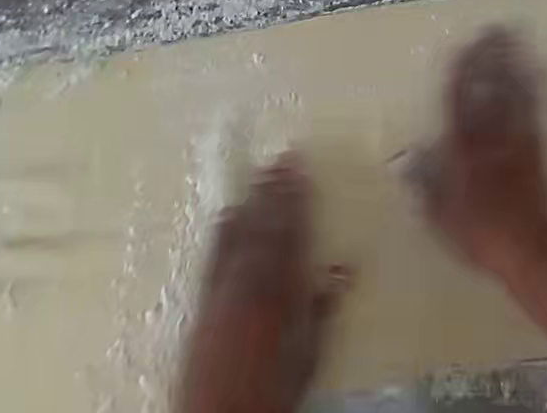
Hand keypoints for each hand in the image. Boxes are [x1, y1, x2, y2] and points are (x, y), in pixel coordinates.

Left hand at [179, 156, 349, 412]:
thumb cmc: (273, 387)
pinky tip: (225, 215)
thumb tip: (345, 269)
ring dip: (249, 203)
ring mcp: (221, 292)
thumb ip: (322, 308)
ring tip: (256, 175)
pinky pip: (214, 256)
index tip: (300, 167)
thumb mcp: (308, 351)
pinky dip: (223, 231)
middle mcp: (248, 284)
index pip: (291, 233)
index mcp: (279, 291)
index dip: (296, 199)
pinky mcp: (201, 306)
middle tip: (280, 159)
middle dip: (272, 192)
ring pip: (237, 236)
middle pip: (262, 227)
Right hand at [408, 27, 546, 276]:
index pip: (456, 100)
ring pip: (513, 90)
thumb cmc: (477, 233)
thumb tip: (406, 156)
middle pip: (488, 86)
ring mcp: (516, 136)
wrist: (526, 246)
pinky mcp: (538, 143)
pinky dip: (538, 83)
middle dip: (489, 55)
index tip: (461, 46)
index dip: (459, 70)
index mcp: (460, 149)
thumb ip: (423, 180)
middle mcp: (488, 134)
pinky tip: (542, 65)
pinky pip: (537, 107)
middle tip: (492, 28)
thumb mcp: (437, 213)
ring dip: (514, 60)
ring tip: (515, 34)